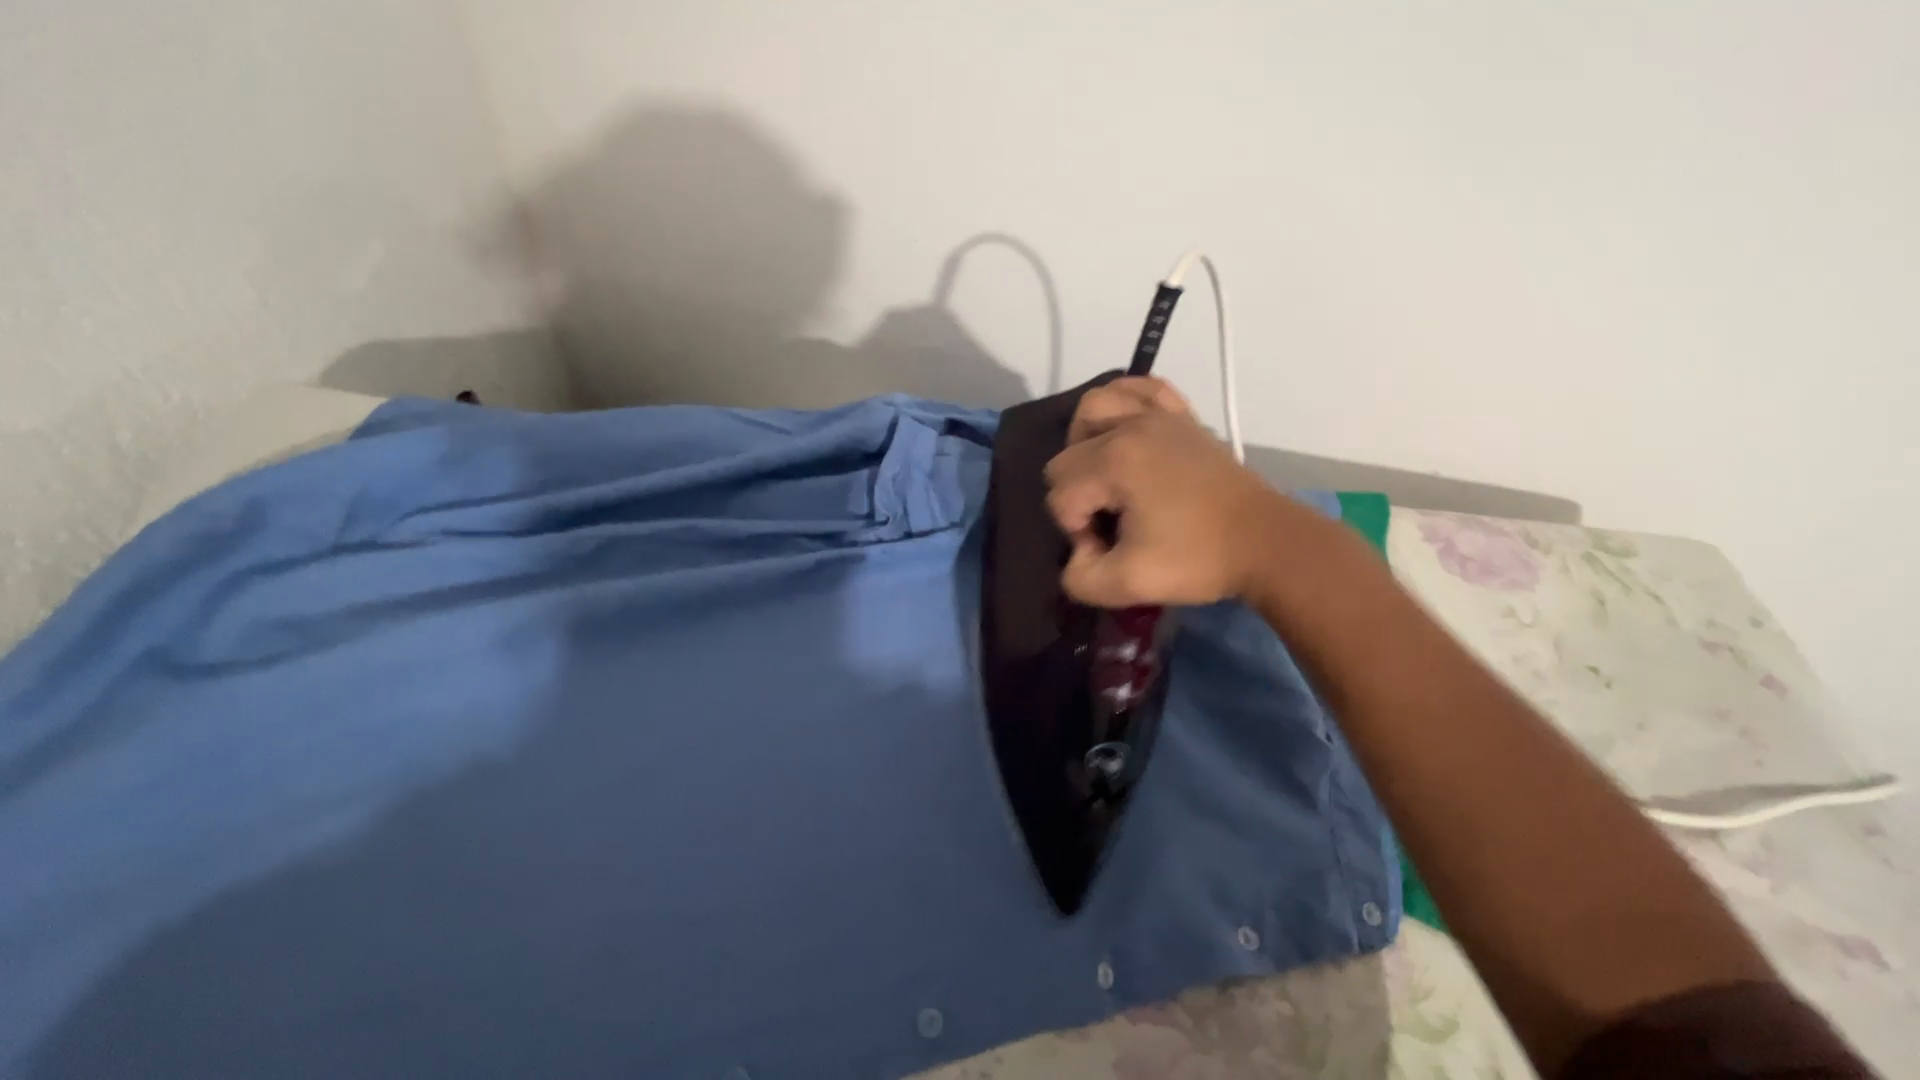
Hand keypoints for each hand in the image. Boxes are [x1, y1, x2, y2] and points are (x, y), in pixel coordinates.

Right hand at [1045, 378, 1293, 607]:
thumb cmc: (1199, 560)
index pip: (1060, 495)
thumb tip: (1080, 552)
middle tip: (1116, 527)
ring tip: (1108, 479)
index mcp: (1114, 461)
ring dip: (1086, 446)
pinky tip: (1126, 432)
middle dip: (1080, 497)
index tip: (1112, 551)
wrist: (1266, 542)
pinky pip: (1139, 388)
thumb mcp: (1127, 586)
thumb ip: (1079, 577)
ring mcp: (1158, 415)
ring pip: (1091, 411)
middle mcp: (1130, 427)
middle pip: (1066, 458)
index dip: (1078, 532)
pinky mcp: (1181, 416)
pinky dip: (1124, 403)